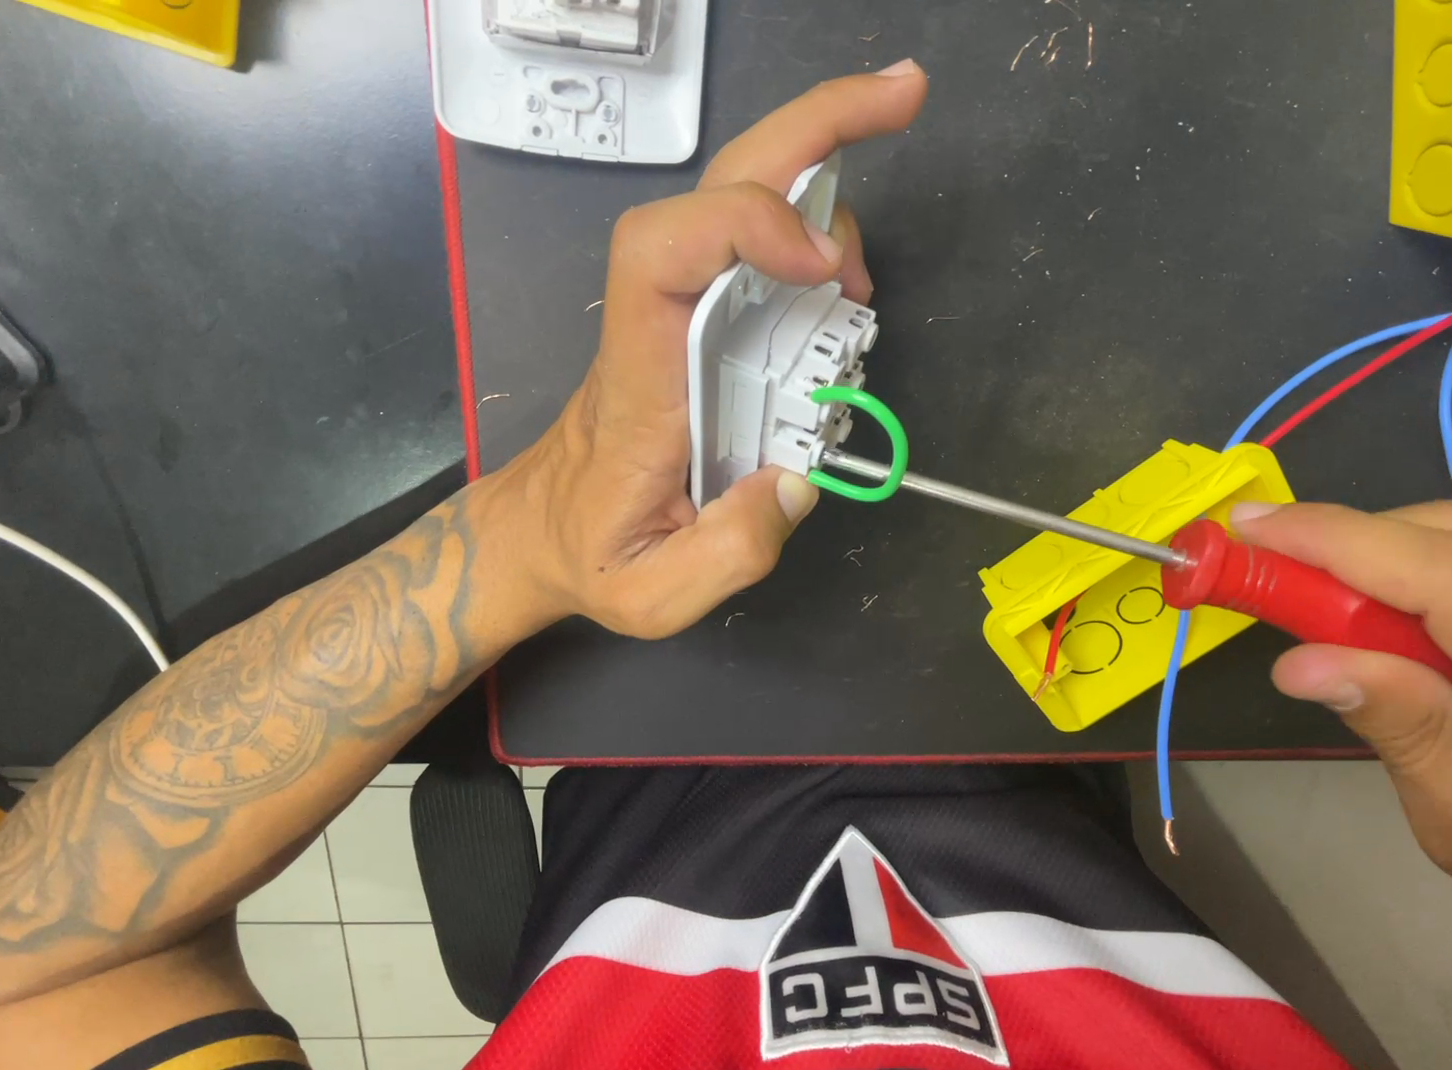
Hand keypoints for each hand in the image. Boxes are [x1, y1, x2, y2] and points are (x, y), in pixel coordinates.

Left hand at [490, 62, 928, 637]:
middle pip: (716, 187)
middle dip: (810, 128)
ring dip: (817, 182)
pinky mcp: (699, 327)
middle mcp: (658, 327)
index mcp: (641, 382)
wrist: (548, 531)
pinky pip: (751, 252)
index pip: (660, 252)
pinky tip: (840, 277)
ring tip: (866, 261)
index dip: (744, 223)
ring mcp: (680, 318)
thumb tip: (795, 483)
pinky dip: (807, 238)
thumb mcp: (653, 592)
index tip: (822, 267)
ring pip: (737, 204)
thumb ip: (730, 552)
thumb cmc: (592, 554)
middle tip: (903, 96)